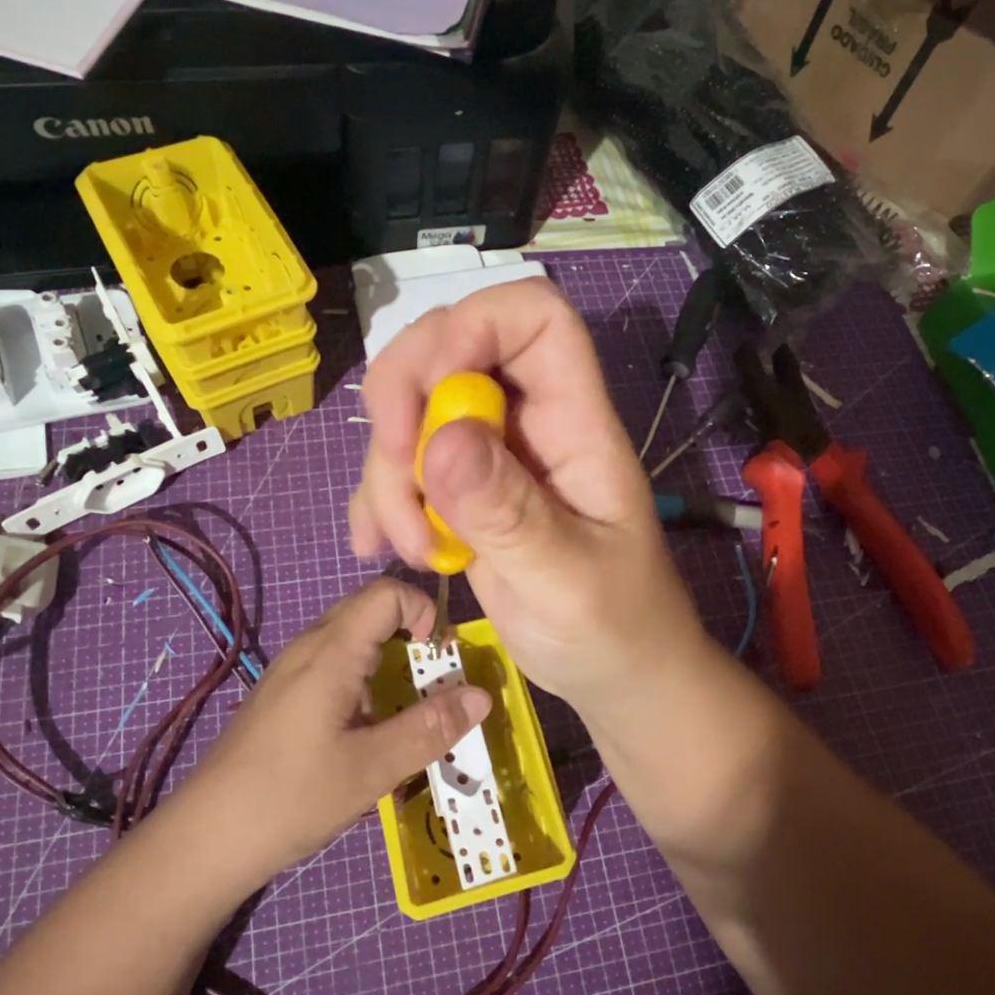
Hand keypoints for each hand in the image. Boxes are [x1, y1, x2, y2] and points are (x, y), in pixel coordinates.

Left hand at [186, 579, 491, 879]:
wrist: (206, 838)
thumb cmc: (291, 798)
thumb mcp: (372, 768)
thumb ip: (429, 729)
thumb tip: (483, 695)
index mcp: (330, 653)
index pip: (385, 593)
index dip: (424, 610)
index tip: (441, 658)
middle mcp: (308, 649)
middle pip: (368, 610)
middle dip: (411, 633)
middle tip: (435, 682)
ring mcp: (289, 673)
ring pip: (350, 641)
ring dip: (388, 661)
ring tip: (407, 710)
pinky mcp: (281, 697)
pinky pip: (332, 667)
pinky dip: (364, 681)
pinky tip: (367, 731)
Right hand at [348, 278, 709, 711]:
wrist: (616, 675)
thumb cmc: (617, 628)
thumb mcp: (569, 581)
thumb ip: (509, 514)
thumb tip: (440, 441)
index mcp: (576, 423)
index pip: (535, 319)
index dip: (474, 326)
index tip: (431, 394)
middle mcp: (527, 424)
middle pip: (449, 351)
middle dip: (402, 403)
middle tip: (398, 474)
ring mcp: (489, 459)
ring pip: (412, 414)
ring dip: (387, 472)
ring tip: (410, 548)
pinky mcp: (460, 497)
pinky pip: (401, 468)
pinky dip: (379, 500)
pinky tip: (377, 547)